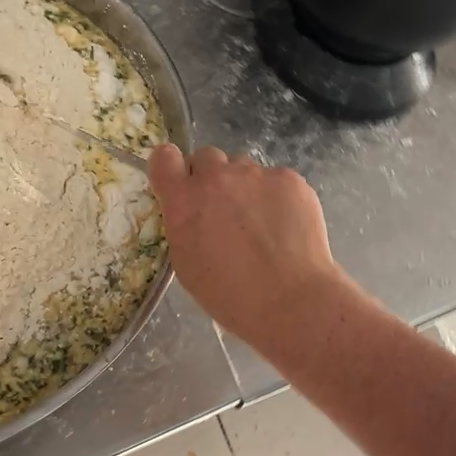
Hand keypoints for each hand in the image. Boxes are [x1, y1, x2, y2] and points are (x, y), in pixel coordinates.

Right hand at [148, 146, 357, 343]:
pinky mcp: (288, 179)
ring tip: (261, 223)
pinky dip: (277, 196)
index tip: (181, 183)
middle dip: (212, 178)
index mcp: (184, 200)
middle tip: (225, 209)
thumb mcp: (187, 262)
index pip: (164, 157)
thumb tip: (192, 209)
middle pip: (207, 157)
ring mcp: (256, 175)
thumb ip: (183, 223)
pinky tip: (286, 226)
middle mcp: (217, 178)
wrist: (290, 298)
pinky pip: (275, 179)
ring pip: (244, 168)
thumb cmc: (230, 294)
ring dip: (246, 187)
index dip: (172, 168)